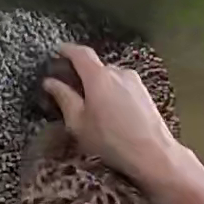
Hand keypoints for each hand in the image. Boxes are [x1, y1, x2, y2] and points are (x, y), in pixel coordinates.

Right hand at [41, 44, 193, 191]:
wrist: (153, 154)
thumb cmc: (110, 140)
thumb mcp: (78, 122)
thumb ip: (64, 98)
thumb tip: (50, 82)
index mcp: (98, 76)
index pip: (80, 53)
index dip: (67, 50)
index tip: (57, 52)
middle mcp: (118, 72)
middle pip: (95, 66)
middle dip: (81, 74)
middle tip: (69, 89)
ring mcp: (134, 81)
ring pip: (109, 77)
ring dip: (97, 86)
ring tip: (90, 106)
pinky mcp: (144, 92)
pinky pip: (121, 86)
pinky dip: (110, 92)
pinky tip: (109, 112)